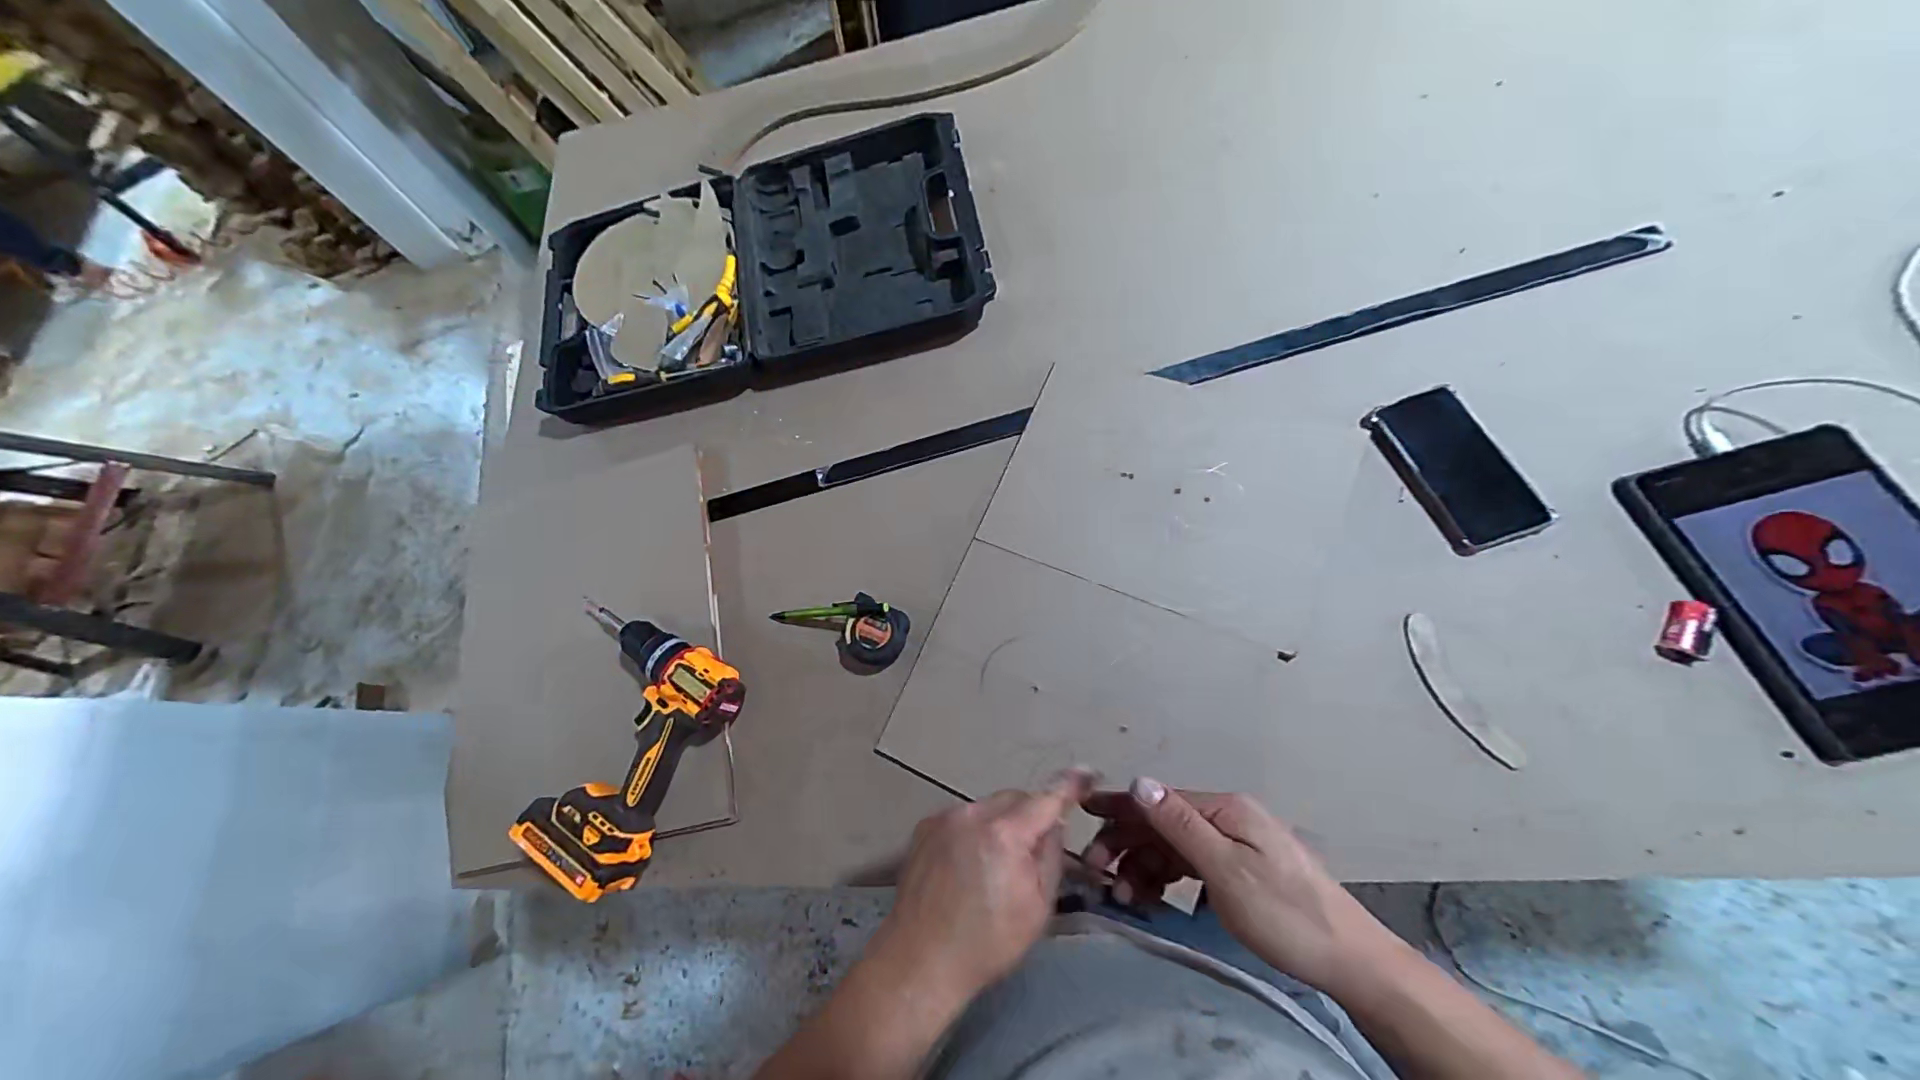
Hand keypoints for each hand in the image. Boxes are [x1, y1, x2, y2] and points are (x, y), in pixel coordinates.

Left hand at [867, 769, 1094, 1002]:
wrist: (920, 960)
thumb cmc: (987, 943)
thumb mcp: (1039, 906)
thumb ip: (1051, 855)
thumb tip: (1053, 824)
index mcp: (1005, 834)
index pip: (1046, 799)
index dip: (1069, 785)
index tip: (1086, 773)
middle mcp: (972, 814)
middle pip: (1015, 799)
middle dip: (1029, 817)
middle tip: (1031, 853)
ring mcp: (944, 818)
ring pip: (988, 807)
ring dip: (1000, 824)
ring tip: (994, 866)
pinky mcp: (924, 827)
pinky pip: (963, 818)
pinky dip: (974, 831)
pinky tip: (967, 865)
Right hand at [1081, 779, 1396, 995]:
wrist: (1351, 961)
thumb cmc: (1285, 915)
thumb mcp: (1226, 871)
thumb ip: (1180, 825)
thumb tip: (1139, 782)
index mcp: (1225, 810)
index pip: (1158, 799)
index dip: (1119, 806)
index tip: (1083, 812)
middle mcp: (1227, 818)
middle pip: (1162, 822)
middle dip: (1126, 842)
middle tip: (1098, 873)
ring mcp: (1234, 843)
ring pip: (1172, 846)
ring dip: (1143, 866)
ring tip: (1125, 896)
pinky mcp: (1238, 869)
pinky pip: (1189, 864)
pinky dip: (1165, 878)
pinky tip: (1151, 897)